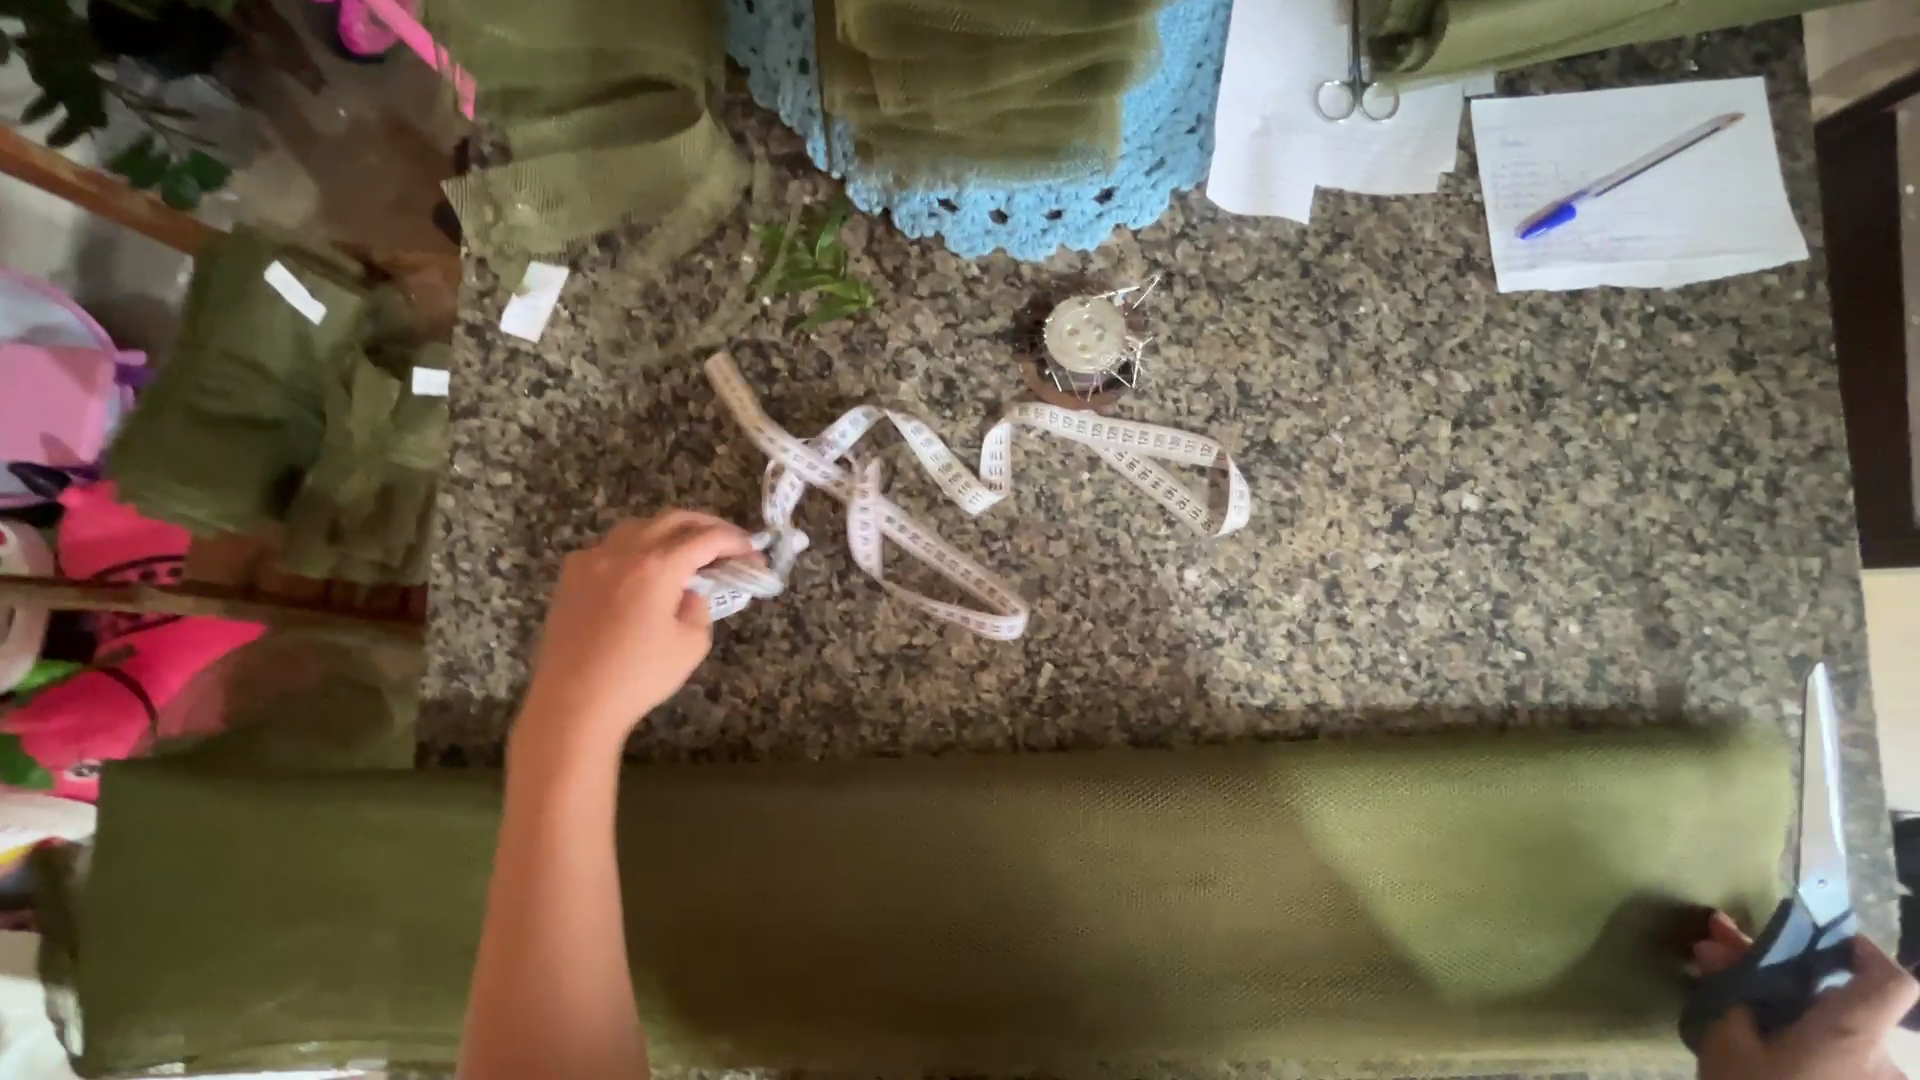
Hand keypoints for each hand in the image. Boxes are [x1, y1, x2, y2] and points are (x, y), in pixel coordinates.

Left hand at [517, 510, 756, 748]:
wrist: (573, 703)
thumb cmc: (638, 677)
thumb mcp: (691, 644)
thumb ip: (699, 608)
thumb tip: (688, 593)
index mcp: (657, 567)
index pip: (706, 539)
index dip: (736, 542)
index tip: (753, 553)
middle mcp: (623, 552)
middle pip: (673, 520)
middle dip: (706, 526)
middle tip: (728, 543)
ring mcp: (592, 560)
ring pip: (638, 526)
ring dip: (669, 531)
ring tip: (687, 551)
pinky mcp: (570, 576)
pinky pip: (609, 547)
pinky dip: (635, 549)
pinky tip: (642, 572)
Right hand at [1693, 910, 1917, 1079]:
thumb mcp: (1727, 1042)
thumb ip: (1730, 989)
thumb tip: (1717, 945)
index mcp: (1852, 1039)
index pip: (1892, 984)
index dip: (1865, 952)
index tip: (1824, 937)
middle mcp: (1884, 1061)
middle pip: (1848, 1002)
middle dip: (1788, 972)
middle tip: (1726, 950)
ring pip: (1841, 1028)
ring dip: (1791, 1003)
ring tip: (1731, 993)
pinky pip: (1843, 1054)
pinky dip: (1803, 1033)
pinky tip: (1758, 1030)